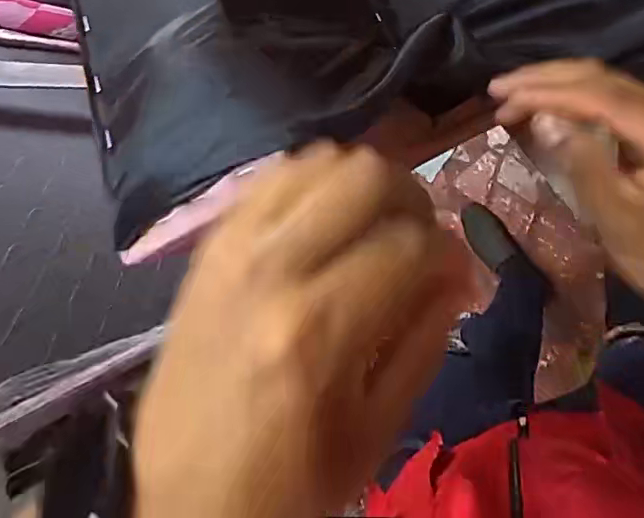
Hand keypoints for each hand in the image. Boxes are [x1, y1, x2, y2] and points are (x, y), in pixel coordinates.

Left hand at [134, 142, 467, 517]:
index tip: (455, 269)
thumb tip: (458, 269)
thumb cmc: (290, 480)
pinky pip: (275, 172)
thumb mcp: (376, 430)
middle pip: (366, 175)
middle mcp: (274, 267)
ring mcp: (235, 244)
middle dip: (411, 198)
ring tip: (373, 221)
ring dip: (363, 182)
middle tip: (418, 234)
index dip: (448, 250)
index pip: (410, 243)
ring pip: (320, 159)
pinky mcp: (212, 239)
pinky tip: (326, 214)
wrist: (184, 497)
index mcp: (318, 328)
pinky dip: (314, 180)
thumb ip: (426, 337)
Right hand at [490, 60, 643, 308]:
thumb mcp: (619, 221)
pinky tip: (543, 101)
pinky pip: (610, 95)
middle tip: (498, 88)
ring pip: (606, 81)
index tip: (506, 96)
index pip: (606, 98)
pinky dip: (572, 94)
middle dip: (547, 79)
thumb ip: (583, 165)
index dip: (551, 92)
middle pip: (605, 79)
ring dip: (556, 82)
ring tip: (512, 92)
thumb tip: (542, 118)